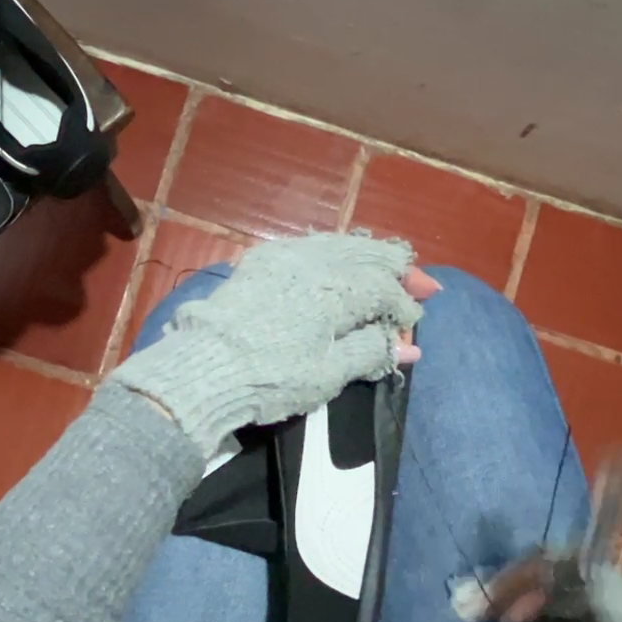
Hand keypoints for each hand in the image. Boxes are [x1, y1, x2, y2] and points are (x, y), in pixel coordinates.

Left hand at [108, 232, 437, 456]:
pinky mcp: (260, 261)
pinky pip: (309, 246)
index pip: (385, 288)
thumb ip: (370, 352)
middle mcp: (316, 261)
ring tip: (383, 272)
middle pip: (368, 255)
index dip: (405, 306)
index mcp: (338, 288)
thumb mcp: (328, 373)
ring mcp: (285, 255)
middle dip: (397, 272)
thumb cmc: (272, 377)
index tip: (413, 327)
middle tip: (418, 288)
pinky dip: (334, 254)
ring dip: (368, 258)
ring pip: (340, 245)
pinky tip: (336, 266)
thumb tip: (410, 347)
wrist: (203, 369)